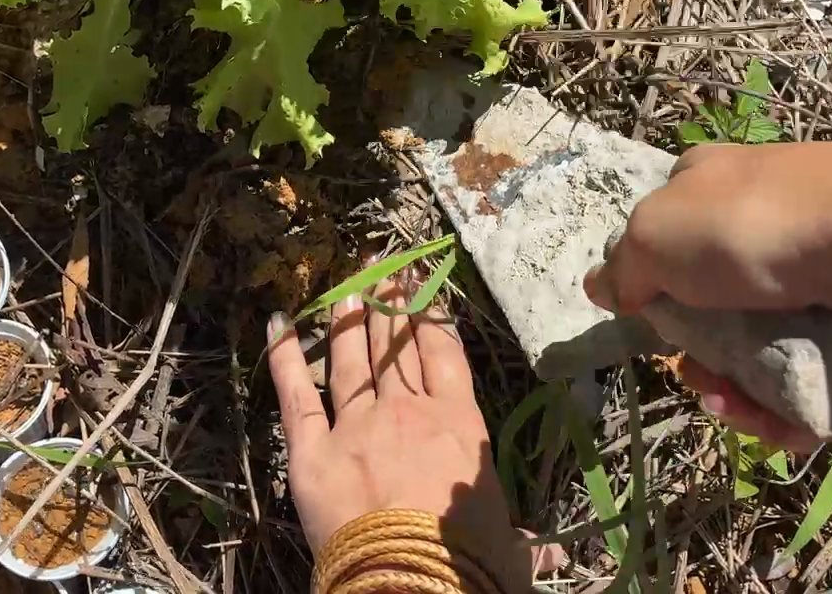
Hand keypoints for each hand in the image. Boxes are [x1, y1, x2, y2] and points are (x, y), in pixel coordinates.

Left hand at [266, 284, 528, 588]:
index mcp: (456, 422)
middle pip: (396, 346)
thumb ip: (521, 540)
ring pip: (351, 359)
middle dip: (390, 303)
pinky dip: (284, 359)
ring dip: (349, 319)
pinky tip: (278, 323)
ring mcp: (356, 426)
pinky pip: (296, 397)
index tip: (421, 285)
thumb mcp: (505, 547)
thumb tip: (553, 558)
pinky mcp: (312, 451)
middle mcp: (406, 411)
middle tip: (382, 269)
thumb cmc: (470, 566)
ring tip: (348, 287)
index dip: (430, 315)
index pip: (441, 352)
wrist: (411, 589)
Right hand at [585, 143, 831, 449]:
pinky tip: (773, 422)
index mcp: (706, 186)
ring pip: (754, 344)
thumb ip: (622, 268)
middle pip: (705, 299)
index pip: (663, 231)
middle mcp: (755, 224)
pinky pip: (807, 373)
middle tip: (693, 373)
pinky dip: (783, 405)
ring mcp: (809, 275)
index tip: (646, 315)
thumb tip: (598, 287)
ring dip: (732, 387)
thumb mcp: (653, 236)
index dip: (648, 278)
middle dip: (692, 349)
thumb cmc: (746, 226)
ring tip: (733, 406)